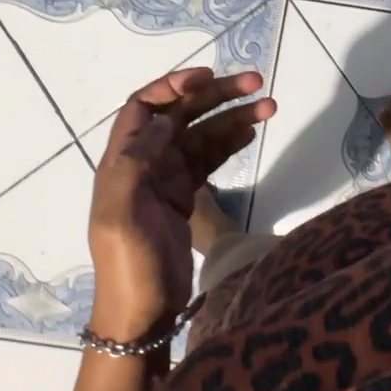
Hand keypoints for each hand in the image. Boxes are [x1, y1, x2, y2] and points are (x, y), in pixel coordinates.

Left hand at [87, 68, 275, 342]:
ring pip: (203, 133)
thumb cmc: (128, 263)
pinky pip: (211, 157)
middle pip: (182, 114)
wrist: (143, 313)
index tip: (207, 77)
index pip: (145, 106)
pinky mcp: (187, 194)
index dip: (173, 85)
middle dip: (216, 95)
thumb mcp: (120, 213)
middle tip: (255, 82)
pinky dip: (232, 140)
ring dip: (234, 116)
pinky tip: (252, 131)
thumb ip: (137, 161)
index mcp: (124, 160)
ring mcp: (168, 177)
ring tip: (269, 105)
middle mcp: (146, 160)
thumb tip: (166, 121)